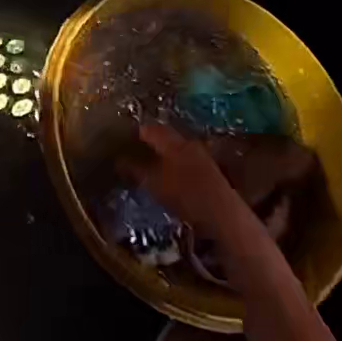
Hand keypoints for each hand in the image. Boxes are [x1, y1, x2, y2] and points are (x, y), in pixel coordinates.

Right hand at [121, 124, 253, 238]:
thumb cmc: (185, 194)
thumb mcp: (154, 183)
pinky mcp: (209, 169)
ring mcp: (200, 154)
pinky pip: (185, 159)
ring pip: (176, 147)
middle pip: (164, 135)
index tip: (122, 140)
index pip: (149, 128)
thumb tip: (118, 160)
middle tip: (134, 151)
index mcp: (172, 141)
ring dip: (163, 153)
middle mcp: (187, 141)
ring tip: (149, 164)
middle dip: (149, 142)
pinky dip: (174, 163)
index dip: (135, 133)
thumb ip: (135, 169)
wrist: (222, 212)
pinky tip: (170, 176)